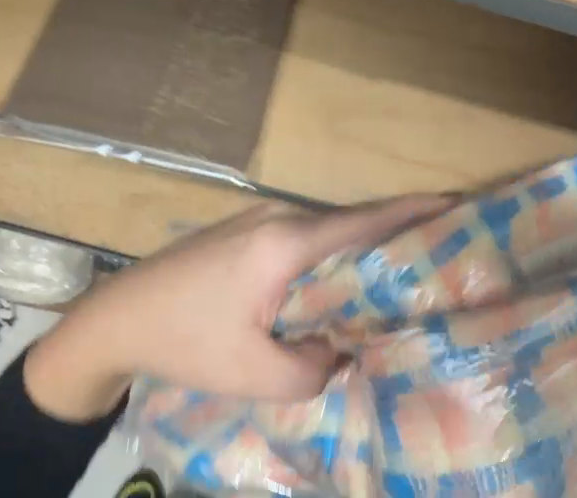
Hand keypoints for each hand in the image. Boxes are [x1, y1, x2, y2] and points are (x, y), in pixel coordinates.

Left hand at [23, 194, 449, 420]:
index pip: (365, 221)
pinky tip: (345, 282)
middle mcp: (280, 217)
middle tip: (444, 248)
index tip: (458, 204)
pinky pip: (307, 238)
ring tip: (404, 268)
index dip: (413, 211)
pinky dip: (336, 254)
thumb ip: (316, 367)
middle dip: (399, 231)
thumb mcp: (256, 373)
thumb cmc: (187, 340)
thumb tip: (348, 353)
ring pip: (329, 231)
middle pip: (353, 221)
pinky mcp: (247, 231)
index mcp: (287, 243)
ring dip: (365, 245)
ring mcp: (261, 218)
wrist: (118, 316)